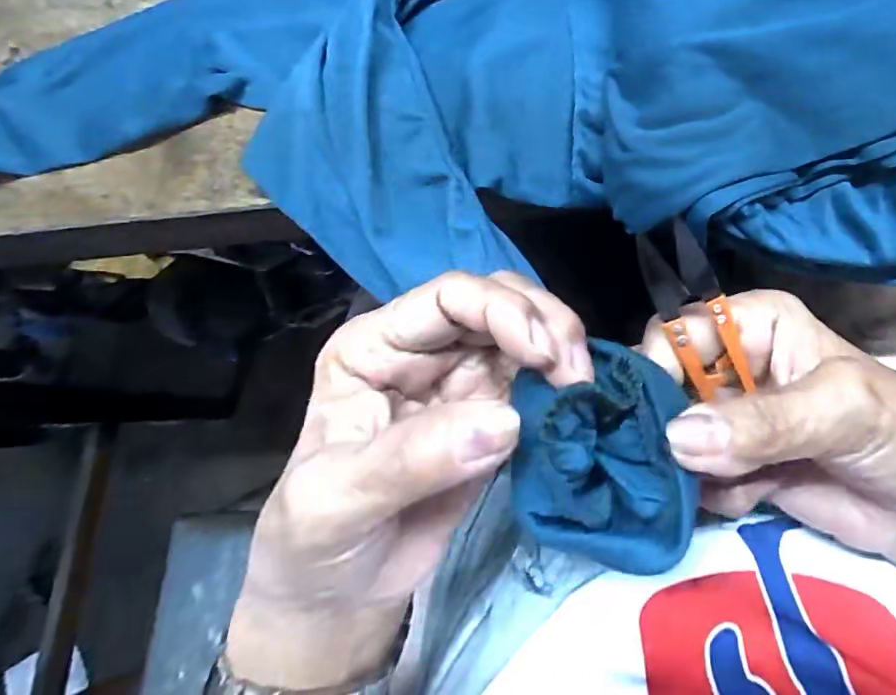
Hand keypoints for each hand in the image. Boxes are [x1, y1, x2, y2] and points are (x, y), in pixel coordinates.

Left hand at [226, 271, 592, 688]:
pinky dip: (564, 379)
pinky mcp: (496, 406)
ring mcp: (464, 374)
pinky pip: (539, 374)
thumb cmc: (314, 543)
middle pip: (500, 298)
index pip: (450, 296)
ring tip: (581, 384)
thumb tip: (505, 422)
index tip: (541, 356)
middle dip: (545, 321)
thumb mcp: (336, 503)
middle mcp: (425, 347)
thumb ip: (412, 459)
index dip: (502, 310)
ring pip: (528, 327)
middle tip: (574, 371)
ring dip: (563, 344)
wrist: (340, 598)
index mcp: (377, 345)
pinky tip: (578, 400)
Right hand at [641, 290, 895, 579]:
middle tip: (669, 460)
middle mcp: (741, 365)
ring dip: (688, 465)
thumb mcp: (840, 410)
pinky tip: (754, 498)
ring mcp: (738, 421)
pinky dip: (714, 493)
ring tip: (733, 481)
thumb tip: (678, 435)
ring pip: (679, 435)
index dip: (660, 362)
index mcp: (761, 323)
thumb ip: (764, 422)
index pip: (686, 328)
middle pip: (671, 382)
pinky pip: (699, 478)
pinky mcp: (741, 469)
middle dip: (667, 421)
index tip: (653, 413)